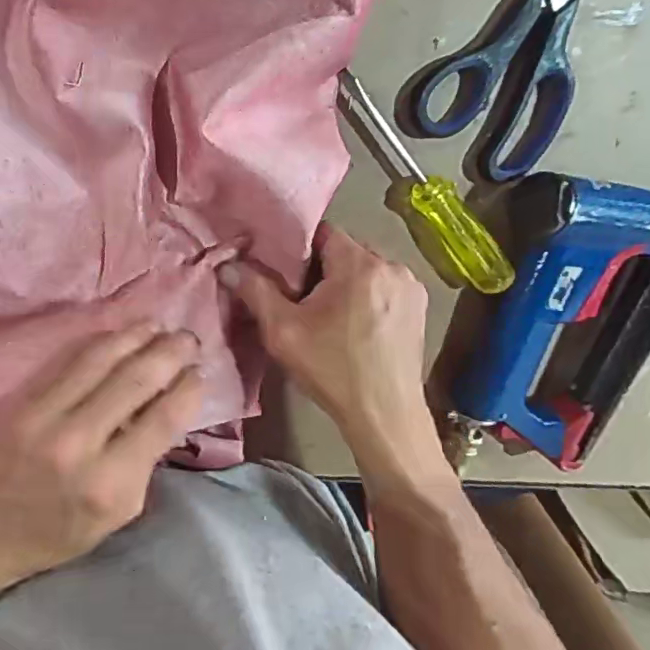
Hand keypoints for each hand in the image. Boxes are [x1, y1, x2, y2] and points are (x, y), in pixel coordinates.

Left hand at [0, 324, 203, 584]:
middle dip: (170, 352)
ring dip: (136, 335)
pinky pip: (68, 357)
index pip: (163, 418)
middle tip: (188, 339)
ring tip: (158, 326)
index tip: (199, 373)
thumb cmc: (60, 531)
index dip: (188, 388)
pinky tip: (120, 334)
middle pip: (135, 379)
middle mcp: (78, 443)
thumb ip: (146, 461)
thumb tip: (168, 404)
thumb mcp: (119, 513)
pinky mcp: (22, 398)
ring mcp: (44, 415)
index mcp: (110, 482)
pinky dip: (100, 340)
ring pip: (101, 357)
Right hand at [228, 223, 448, 484]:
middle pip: (345, 250)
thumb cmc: (332, 371)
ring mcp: (411, 288)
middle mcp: (392, 266)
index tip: (280, 270)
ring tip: (324, 312)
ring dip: (344, 281)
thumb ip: (255, 291)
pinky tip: (353, 324)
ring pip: (365, 269)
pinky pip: (384, 287)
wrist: (385, 417)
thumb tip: (229, 265)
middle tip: (297, 295)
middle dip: (320, 266)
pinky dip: (366, 295)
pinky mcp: (420, 309)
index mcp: (360, 265)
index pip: (322, 232)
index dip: (296, 247)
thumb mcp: (283, 331)